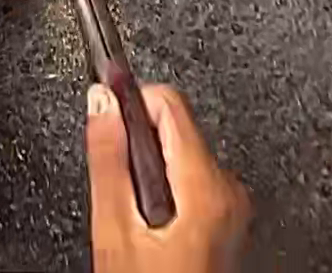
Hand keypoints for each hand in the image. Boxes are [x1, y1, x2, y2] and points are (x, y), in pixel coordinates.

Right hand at [88, 83, 249, 272]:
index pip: (168, 101)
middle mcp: (228, 189)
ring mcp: (231, 206)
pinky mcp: (226, 219)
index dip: (131, 102)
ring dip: (150, 166)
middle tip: (119, 185)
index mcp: (206, 184)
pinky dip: (164, 184)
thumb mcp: (115, 231)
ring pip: (179, 150)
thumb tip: (101, 99)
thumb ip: (108, 158)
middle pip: (175, 125)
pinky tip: (150, 224)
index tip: (107, 112)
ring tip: (134, 215)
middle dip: (139, 143)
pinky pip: (189, 176)